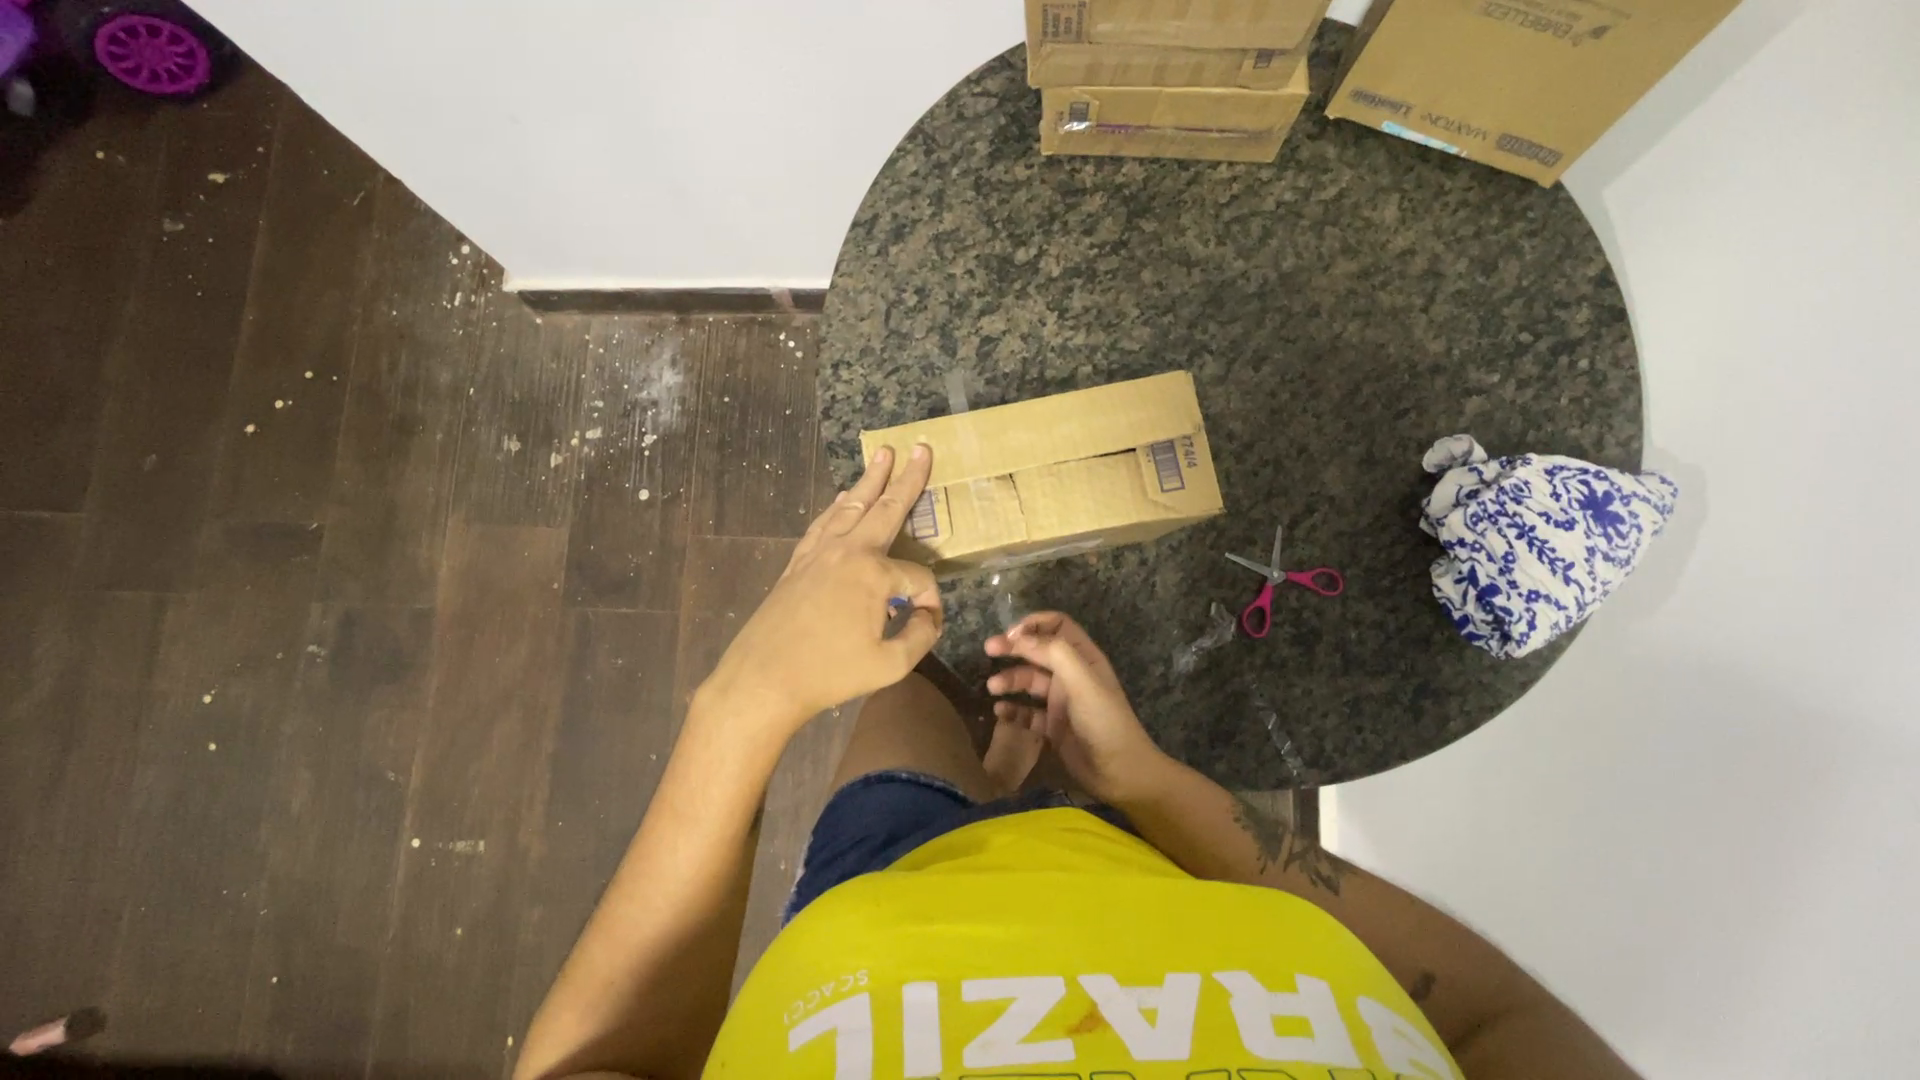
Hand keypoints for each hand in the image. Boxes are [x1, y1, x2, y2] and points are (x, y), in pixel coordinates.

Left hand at [704, 444, 943, 728]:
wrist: (764, 678)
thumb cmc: (830, 674)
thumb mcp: (890, 665)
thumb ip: (920, 635)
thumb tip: (928, 615)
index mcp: (874, 574)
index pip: (918, 579)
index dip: (929, 602)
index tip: (926, 624)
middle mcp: (848, 551)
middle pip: (885, 509)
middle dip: (907, 479)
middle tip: (920, 448)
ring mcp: (819, 554)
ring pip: (850, 507)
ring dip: (869, 480)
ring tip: (883, 456)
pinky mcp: (798, 563)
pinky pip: (823, 524)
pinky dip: (836, 507)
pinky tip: (842, 498)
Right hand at [984, 612, 1169, 803]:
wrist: (1119, 772)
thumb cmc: (1104, 721)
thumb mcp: (1082, 681)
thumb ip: (1053, 653)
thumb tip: (1018, 636)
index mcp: (1083, 658)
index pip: (1057, 626)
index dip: (1034, 624)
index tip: (1011, 633)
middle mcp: (1071, 675)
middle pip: (1038, 652)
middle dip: (1014, 648)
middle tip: (988, 649)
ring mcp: (1061, 701)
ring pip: (1029, 681)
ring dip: (1010, 680)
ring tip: (992, 687)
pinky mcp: (1053, 727)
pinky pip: (1027, 713)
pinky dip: (1013, 710)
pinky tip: (1000, 712)